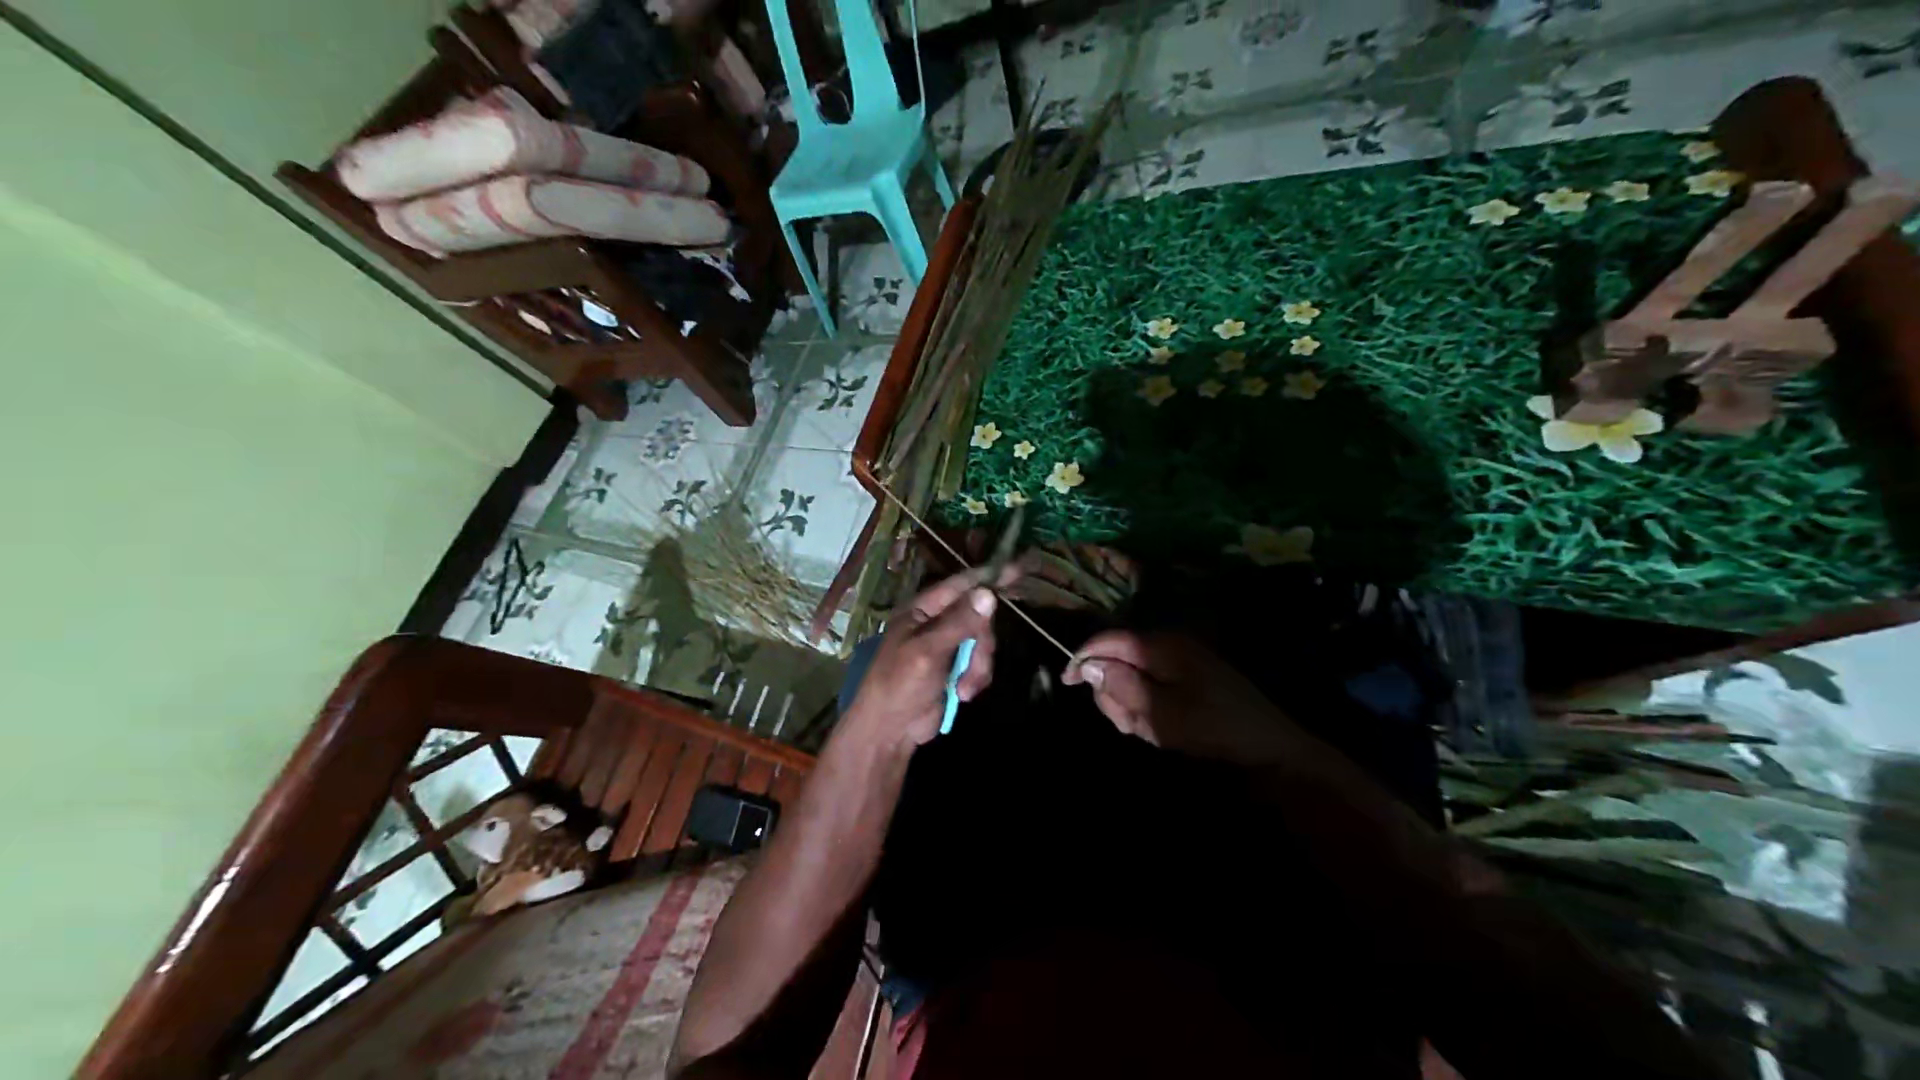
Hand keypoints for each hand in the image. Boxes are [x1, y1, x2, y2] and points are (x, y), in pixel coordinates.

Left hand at [840, 569, 1007, 750]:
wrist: (890, 730)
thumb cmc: (899, 684)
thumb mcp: (928, 651)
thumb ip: (959, 623)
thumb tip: (988, 593)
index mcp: (922, 609)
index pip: (961, 584)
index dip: (988, 578)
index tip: (1018, 570)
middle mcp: (936, 621)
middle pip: (978, 616)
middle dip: (982, 643)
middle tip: (976, 664)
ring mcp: (947, 645)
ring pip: (982, 642)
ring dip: (979, 667)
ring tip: (964, 689)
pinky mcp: (956, 668)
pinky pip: (980, 663)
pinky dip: (976, 679)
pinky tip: (963, 694)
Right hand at [1063, 631, 1295, 763]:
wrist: (1269, 750)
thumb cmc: (1215, 730)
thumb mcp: (1163, 714)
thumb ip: (1124, 687)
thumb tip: (1088, 664)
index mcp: (1163, 647)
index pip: (1111, 640)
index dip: (1083, 657)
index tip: (1065, 682)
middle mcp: (1168, 647)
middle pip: (1117, 660)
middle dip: (1114, 693)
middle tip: (1130, 725)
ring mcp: (1178, 663)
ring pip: (1130, 677)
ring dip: (1130, 706)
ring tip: (1150, 731)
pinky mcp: (1185, 680)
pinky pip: (1149, 688)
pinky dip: (1145, 709)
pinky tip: (1160, 729)